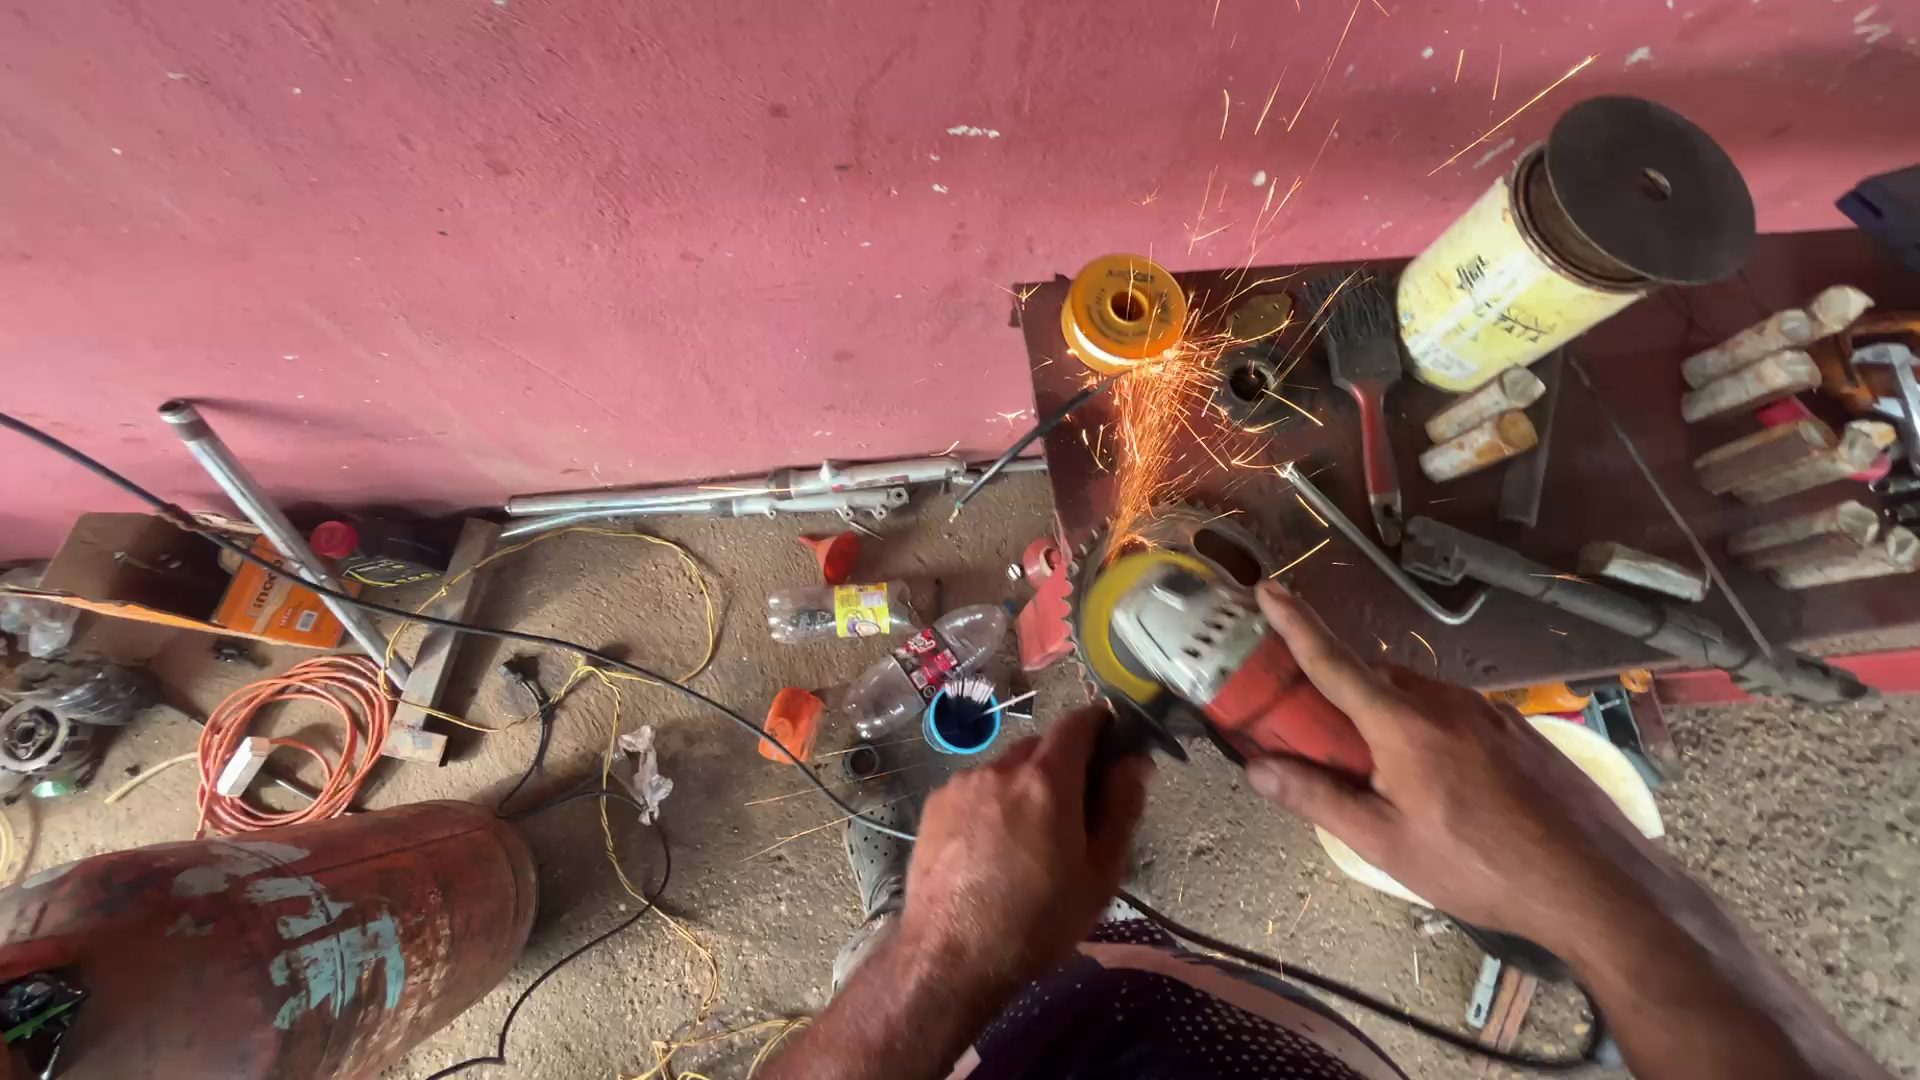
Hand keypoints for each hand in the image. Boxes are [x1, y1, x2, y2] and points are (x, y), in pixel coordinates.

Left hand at [896, 707, 1152, 986]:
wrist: (950, 956)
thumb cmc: (1038, 921)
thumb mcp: (1099, 873)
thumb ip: (1122, 807)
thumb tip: (1136, 761)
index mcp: (1046, 779)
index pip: (1078, 723)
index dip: (1099, 723)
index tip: (1111, 737)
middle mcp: (1001, 767)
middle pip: (1041, 746)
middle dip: (1062, 763)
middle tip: (1073, 807)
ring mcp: (962, 781)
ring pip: (1006, 767)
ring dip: (1024, 784)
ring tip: (1026, 835)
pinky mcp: (935, 801)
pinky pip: (976, 786)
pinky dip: (991, 800)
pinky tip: (989, 843)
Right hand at [1245, 582, 1666, 951]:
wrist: (1605, 891)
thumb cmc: (1482, 867)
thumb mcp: (1385, 844)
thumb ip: (1317, 798)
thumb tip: (1256, 770)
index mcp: (1403, 724)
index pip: (1333, 660)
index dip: (1295, 623)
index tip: (1270, 586)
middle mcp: (1444, 702)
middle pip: (1371, 676)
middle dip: (1338, 689)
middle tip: (1319, 730)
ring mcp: (1487, 711)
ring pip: (1413, 692)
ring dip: (1382, 711)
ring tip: (1382, 766)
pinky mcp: (1517, 727)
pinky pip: (1450, 709)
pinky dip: (1423, 723)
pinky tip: (1439, 775)